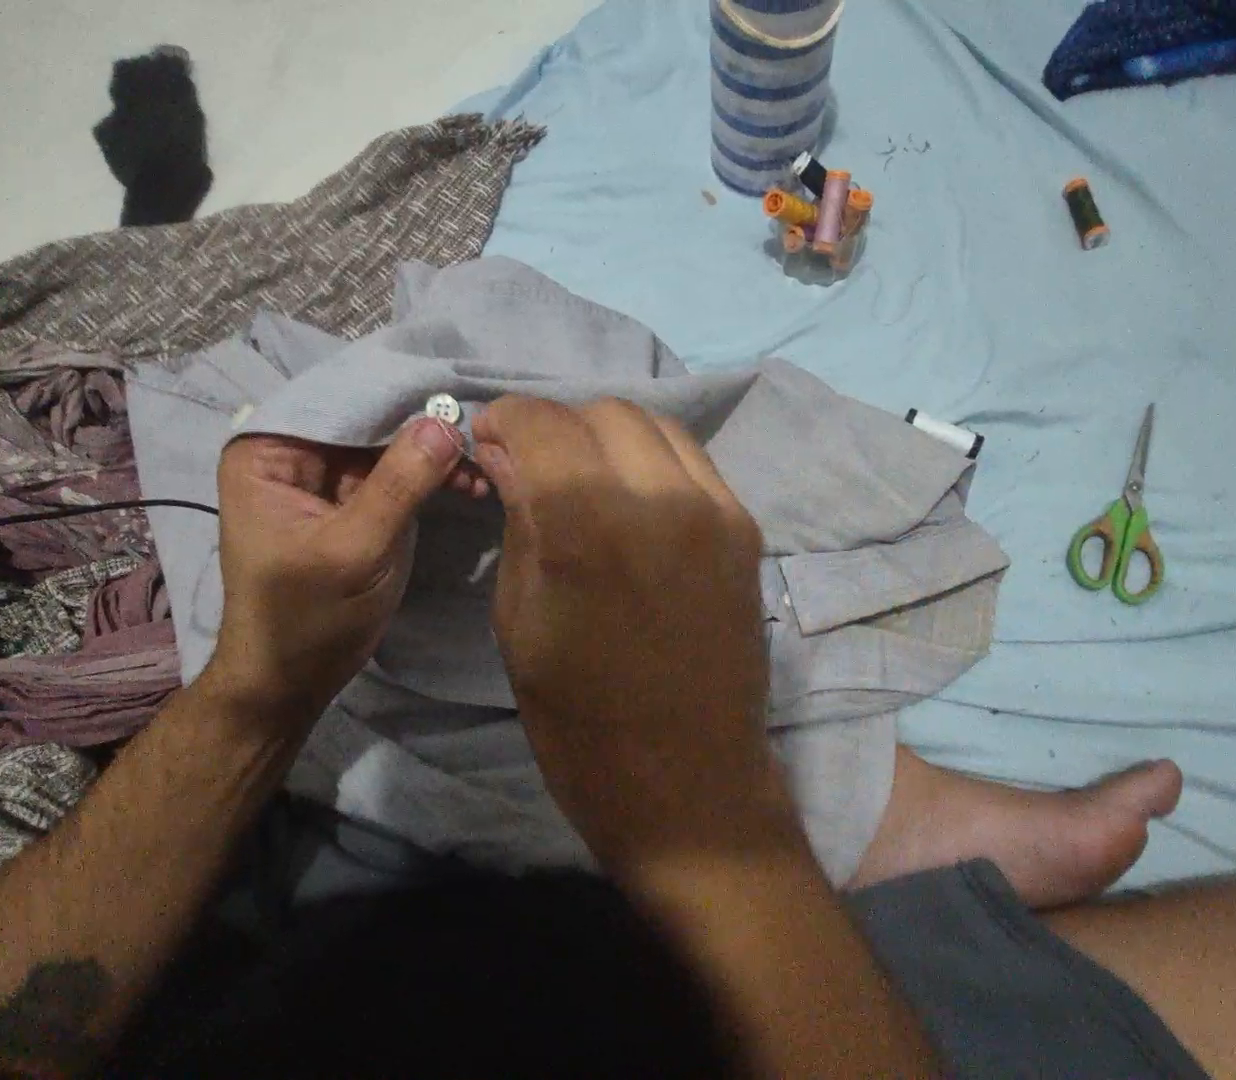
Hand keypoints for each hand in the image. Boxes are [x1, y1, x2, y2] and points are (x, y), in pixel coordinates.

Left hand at [204, 418, 464, 723]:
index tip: (455, 394)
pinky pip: (401, 476)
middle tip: (482, 430)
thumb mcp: (354, 550)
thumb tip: (446, 423)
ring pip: (392, 446)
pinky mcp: (359, 505)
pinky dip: (435, 479)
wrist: (295, 680)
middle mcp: (295, 455)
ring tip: (483, 468)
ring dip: (438, 455)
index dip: (398, 397)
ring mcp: (330, 481)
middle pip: (369, 421)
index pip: (340, 402)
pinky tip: (470, 485)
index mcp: (269, 452)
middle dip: (425, 427)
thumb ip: (398, 485)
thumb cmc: (307, 617)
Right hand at [471, 397, 808, 874]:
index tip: (488, 444)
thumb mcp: (520, 620)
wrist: (690, 783)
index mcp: (589, 521)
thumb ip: (520, 519)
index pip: (541, 420)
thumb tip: (508, 454)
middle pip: (604, 411)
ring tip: (586, 479)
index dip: (503, 421)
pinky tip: (635, 501)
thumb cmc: (581, 723)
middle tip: (535, 467)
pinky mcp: (747, 530)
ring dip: (610, 438)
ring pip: (657, 426)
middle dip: (558, 427)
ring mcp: (717, 510)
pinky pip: (694, 464)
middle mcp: (663, 496)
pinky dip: (655, 463)